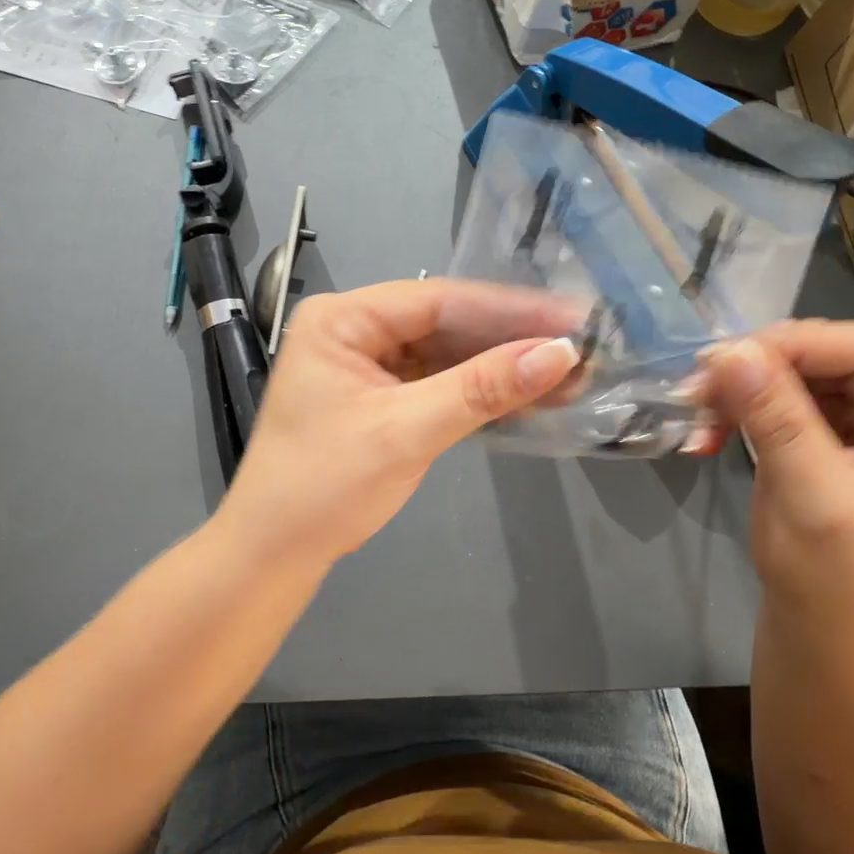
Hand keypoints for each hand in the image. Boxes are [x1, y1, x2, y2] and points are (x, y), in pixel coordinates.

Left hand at [218, 279, 584, 563]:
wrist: (273, 553)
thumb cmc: (326, 485)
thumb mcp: (407, 431)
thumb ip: (482, 389)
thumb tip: (560, 353)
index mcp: (342, 319)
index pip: (439, 300)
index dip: (509, 311)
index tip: (572, 320)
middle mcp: (352, 331)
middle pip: (445, 325)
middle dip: (509, 341)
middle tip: (579, 349)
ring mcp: (364, 366)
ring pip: (444, 356)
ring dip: (498, 369)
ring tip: (566, 376)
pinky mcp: (376, 400)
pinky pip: (434, 385)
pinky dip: (476, 394)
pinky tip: (524, 398)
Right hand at [695, 320, 853, 654]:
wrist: (827, 634)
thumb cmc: (839, 582)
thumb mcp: (811, 498)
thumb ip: (776, 421)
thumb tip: (729, 352)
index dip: (791, 346)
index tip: (719, 362)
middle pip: (824, 353)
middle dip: (757, 368)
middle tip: (696, 391)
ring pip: (792, 370)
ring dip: (738, 388)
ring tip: (696, 416)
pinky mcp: (824, 431)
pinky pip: (775, 395)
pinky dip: (736, 407)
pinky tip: (707, 432)